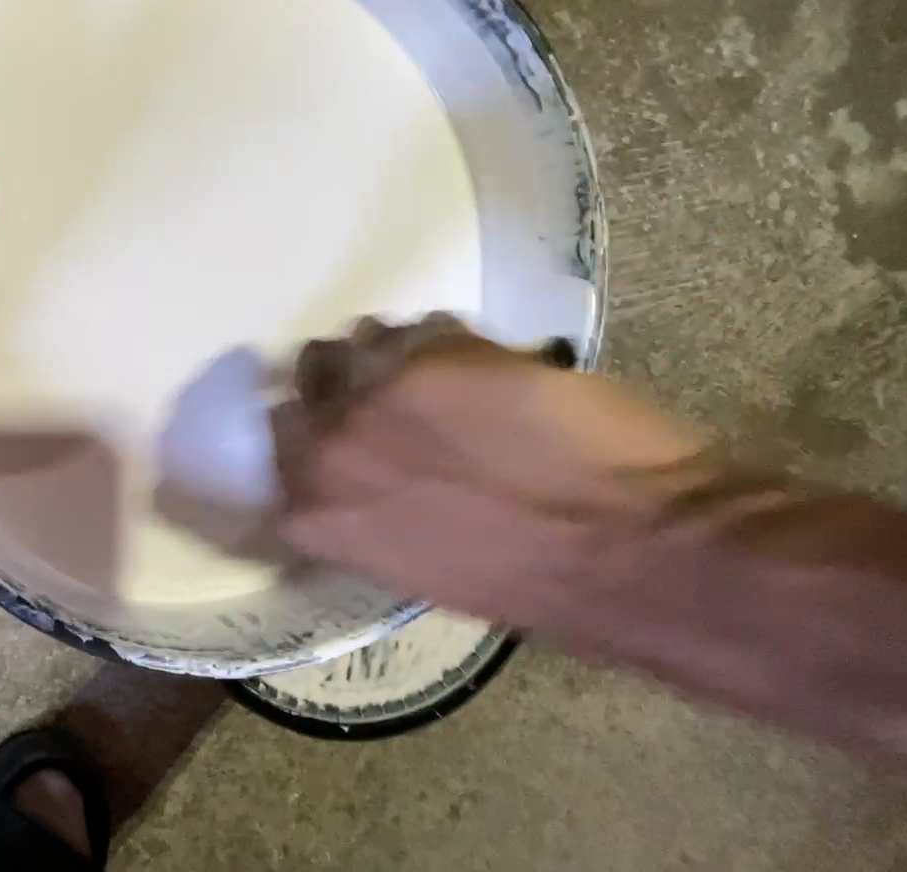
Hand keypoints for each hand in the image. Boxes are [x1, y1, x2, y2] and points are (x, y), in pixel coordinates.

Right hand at [272, 316, 713, 624]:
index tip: (334, 428)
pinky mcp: (433, 349)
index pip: (273, 444)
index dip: (307, 428)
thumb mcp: (401, 560)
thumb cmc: (520, 580)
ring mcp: (374, 390)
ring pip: (357, 338)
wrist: (633, 551)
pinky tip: (490, 373)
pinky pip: (422, 326)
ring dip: (393, 355)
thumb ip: (350, 506)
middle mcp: (324, 444)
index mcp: (313, 510)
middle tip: (391, 397)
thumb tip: (342, 467)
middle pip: (306, 379)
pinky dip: (450, 343)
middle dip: (342, 382)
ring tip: (445, 379)